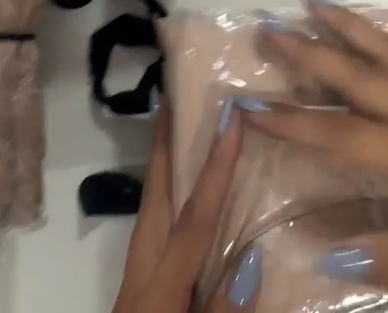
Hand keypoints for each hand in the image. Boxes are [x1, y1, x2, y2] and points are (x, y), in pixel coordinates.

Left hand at [113, 102, 264, 312]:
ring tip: (179, 127)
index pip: (194, 219)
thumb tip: (253, 259)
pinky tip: (182, 191)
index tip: (232, 119)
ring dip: (164, 165)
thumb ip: (225, 309)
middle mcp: (140, 273)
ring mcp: (134, 280)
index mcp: (158, 289)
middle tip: (170, 95)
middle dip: (162, 143)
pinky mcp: (138, 289)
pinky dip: (167, 195)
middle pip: (154, 197)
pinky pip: (154, 229)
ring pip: (151, 209)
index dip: (216, 169)